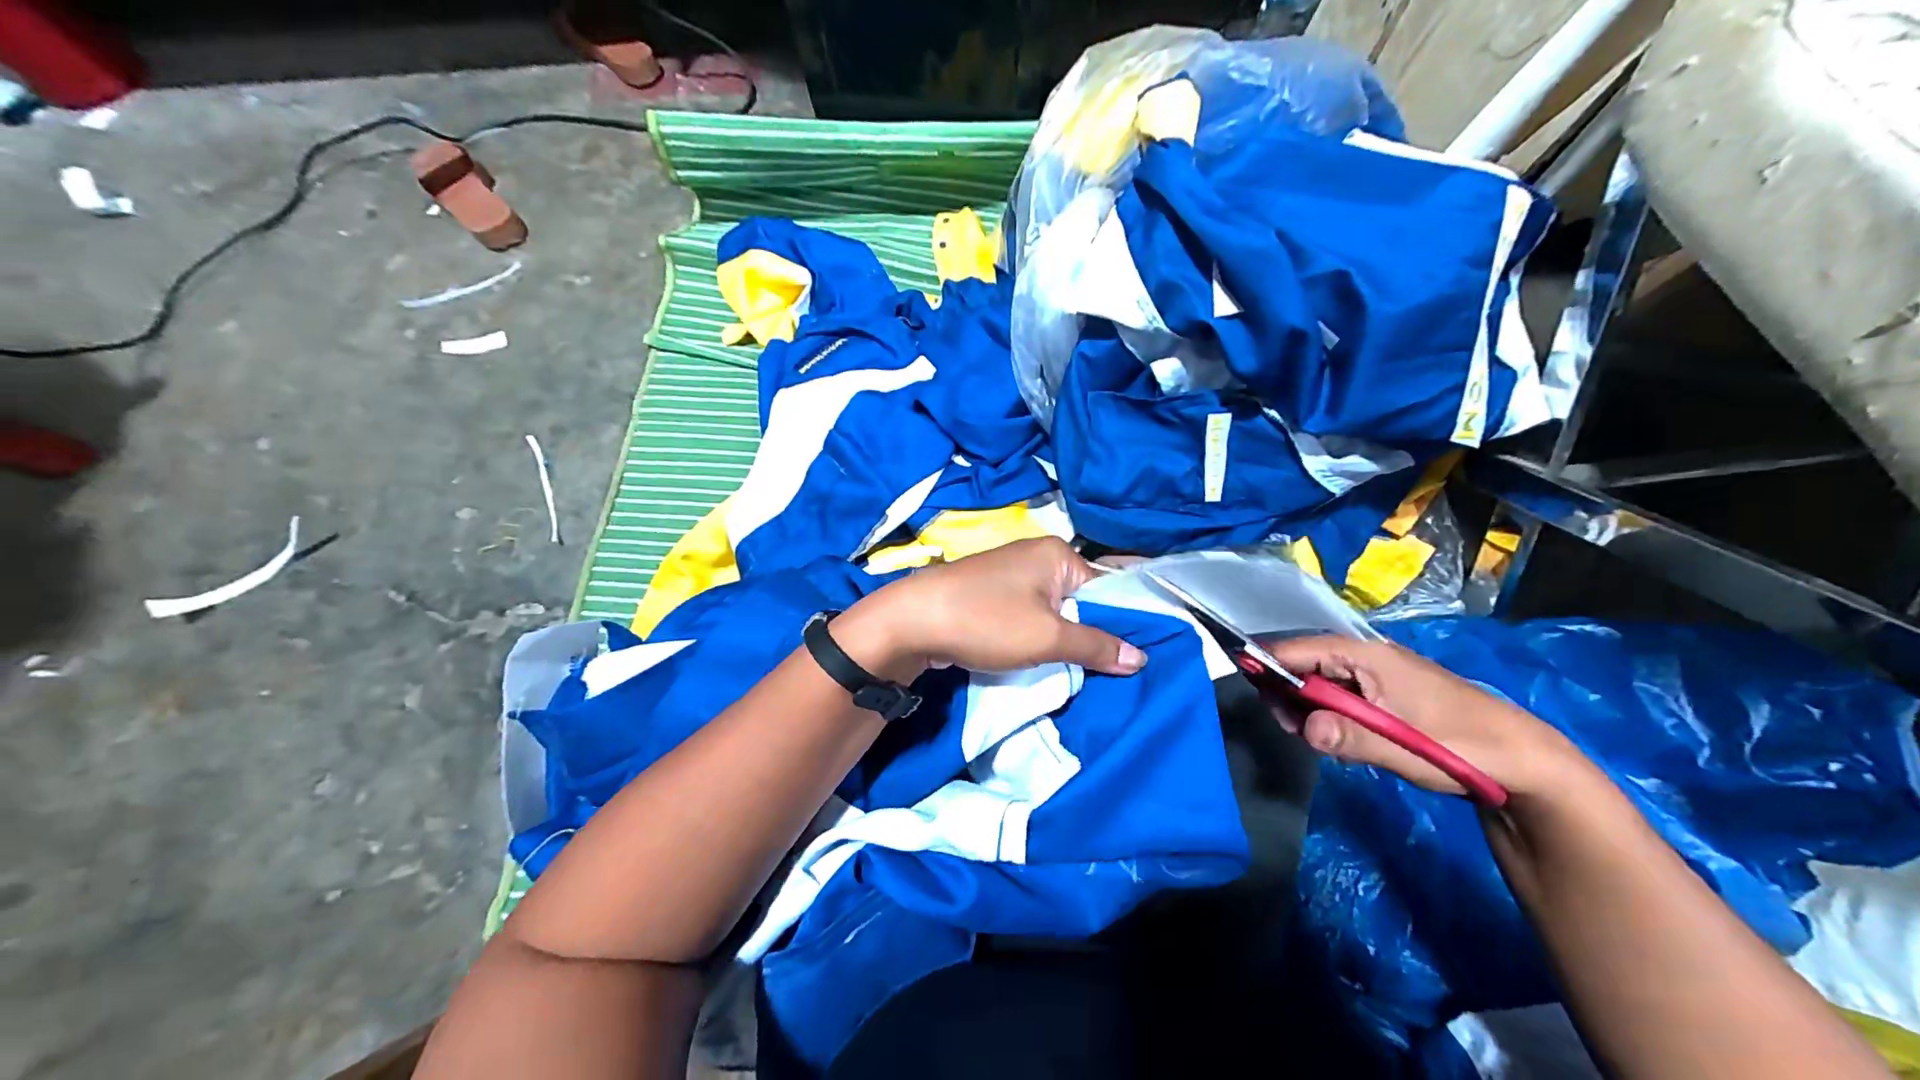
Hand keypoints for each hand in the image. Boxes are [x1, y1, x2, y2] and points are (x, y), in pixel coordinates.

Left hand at [834, 538, 1146, 678]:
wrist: (912, 621)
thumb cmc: (986, 621)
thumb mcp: (1047, 638)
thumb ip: (1096, 646)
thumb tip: (1141, 657)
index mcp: (1058, 554)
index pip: (1109, 587)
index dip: (1125, 622)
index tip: (1139, 655)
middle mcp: (1038, 556)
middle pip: (1082, 599)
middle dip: (1093, 633)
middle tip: (1111, 670)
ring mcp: (1012, 574)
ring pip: (1055, 610)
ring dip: (1065, 639)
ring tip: (1082, 670)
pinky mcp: (993, 593)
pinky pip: (1031, 615)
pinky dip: (1040, 637)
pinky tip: (1046, 660)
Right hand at [1266, 636, 1595, 798]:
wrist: (1527, 762)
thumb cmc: (1464, 746)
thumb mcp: (1404, 746)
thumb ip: (1350, 736)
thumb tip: (1301, 726)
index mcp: (1367, 655)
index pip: (1298, 649)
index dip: (1267, 664)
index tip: (1248, 689)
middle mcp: (1367, 657)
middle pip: (1304, 663)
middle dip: (1287, 691)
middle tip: (1291, 728)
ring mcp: (1376, 675)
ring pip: (1320, 680)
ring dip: (1307, 706)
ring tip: (1315, 737)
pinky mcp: (1384, 694)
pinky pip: (1339, 694)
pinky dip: (1328, 712)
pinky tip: (1337, 737)